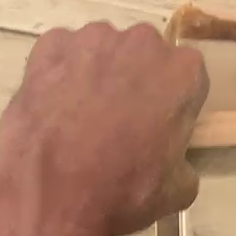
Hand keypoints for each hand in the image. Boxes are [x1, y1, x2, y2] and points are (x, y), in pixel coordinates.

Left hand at [0, 22, 208, 235]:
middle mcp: (142, 43)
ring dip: (96, 75)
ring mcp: (92, 39)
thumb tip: (171, 160)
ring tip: (79, 118)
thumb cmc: (124, 192)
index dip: (170, 105)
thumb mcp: (178, 190)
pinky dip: (58, 74)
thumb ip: (182, 159)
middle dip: (134, 82)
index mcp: (183, 72)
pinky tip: (52, 108)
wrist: (53, 196)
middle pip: (143, 57)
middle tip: (118, 124)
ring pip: (101, 51)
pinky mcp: (50, 46)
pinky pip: (60, 54)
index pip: (186, 79)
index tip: (157, 127)